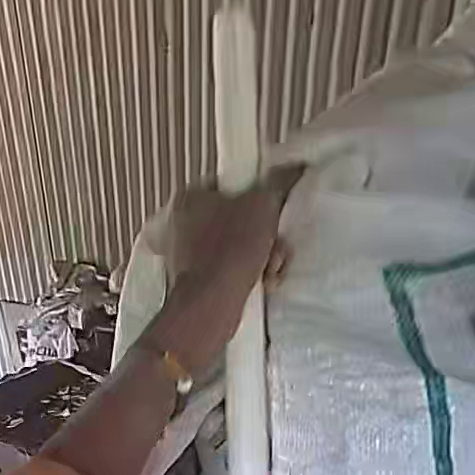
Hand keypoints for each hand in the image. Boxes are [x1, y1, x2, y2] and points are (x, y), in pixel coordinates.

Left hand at [145, 165, 303, 371]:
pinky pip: (233, 271)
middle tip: (276, 244)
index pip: (230, 184)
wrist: (212, 305)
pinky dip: (251, 275)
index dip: (257, 195)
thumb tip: (292, 169)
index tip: (272, 207)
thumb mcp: (263, 205)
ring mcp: (189, 257)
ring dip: (264, 257)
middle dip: (266, 235)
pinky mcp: (199, 284)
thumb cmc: (231, 250)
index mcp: (189, 197)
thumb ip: (278, 183)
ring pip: (239, 247)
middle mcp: (182, 226)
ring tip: (271, 268)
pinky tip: (264, 282)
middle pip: (238, 219)